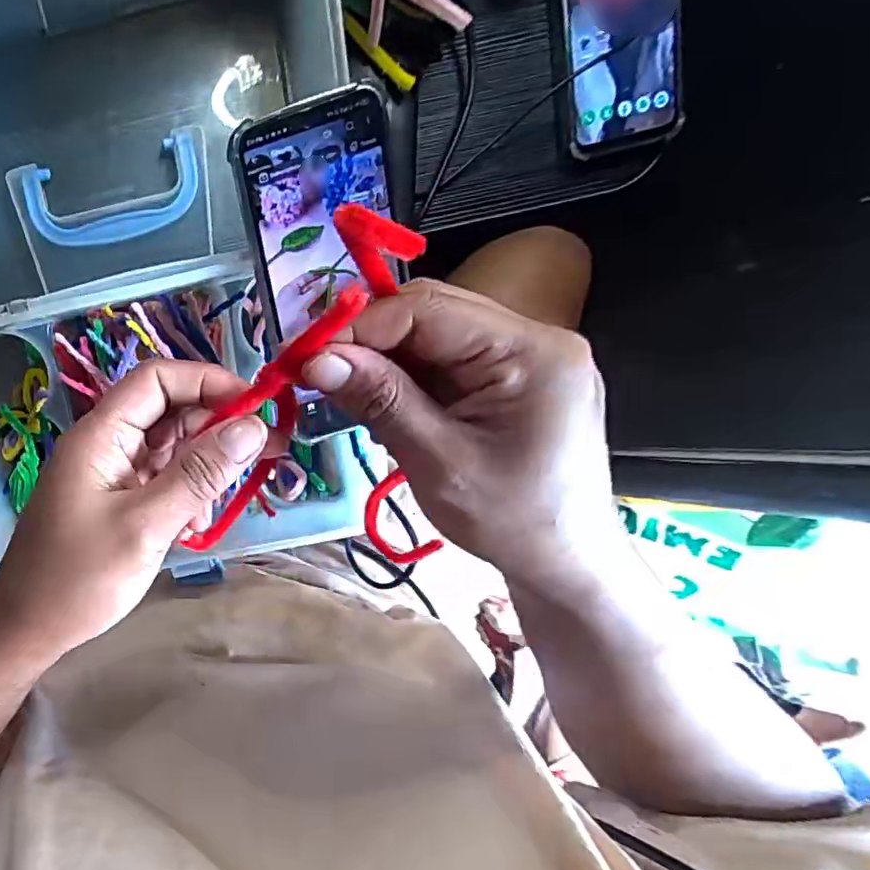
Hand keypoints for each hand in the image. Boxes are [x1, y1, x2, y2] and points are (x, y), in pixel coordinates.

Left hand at [0, 361, 275, 656]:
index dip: (208, 382)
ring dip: (202, 469)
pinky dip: (184, 494)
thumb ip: (199, 474)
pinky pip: (160, 479)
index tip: (256, 407)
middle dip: (215, 428)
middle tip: (265, 454)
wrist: (28, 628)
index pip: (156, 379)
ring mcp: (109, 473)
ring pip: (169, 448)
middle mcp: (105, 444)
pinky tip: (191, 525)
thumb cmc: (79, 578)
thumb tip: (253, 427)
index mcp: (101, 435)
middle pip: (168, 411)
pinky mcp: (116, 501)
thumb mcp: (146, 525)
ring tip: (214, 507)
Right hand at [299, 278, 616, 587]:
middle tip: (316, 371)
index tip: (307, 356)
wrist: (562, 560)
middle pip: (432, 314)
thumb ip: (380, 401)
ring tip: (345, 392)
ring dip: (383, 360)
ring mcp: (524, 357)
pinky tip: (381, 404)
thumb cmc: (507, 518)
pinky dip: (405, 379)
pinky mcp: (511, 379)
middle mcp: (533, 338)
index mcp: (530, 351)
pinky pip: (446, 362)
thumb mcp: (436, 461)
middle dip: (369, 340)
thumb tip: (317, 361)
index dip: (361, 326)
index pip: (428, 309)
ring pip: (434, 336)